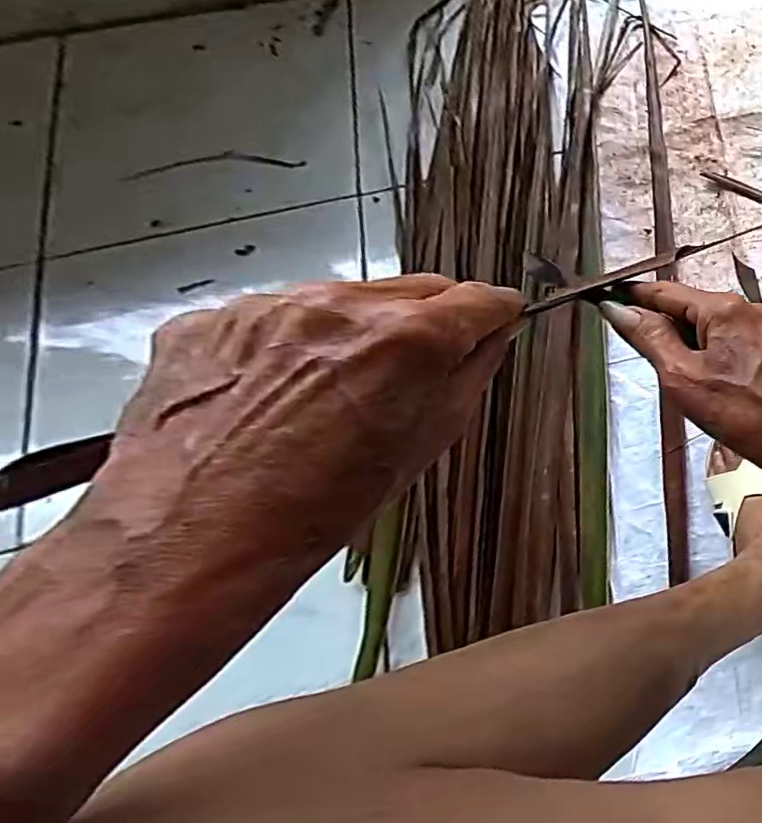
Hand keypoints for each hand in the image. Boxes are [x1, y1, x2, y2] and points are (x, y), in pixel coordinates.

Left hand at [76, 275, 524, 566]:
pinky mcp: (211, 320)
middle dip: (437, 317)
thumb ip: (473, 371)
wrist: (199, 535)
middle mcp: (342, 309)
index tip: (501, 320)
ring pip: (353, 297)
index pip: (483, 298)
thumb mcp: (436, 433)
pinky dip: (302, 339)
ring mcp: (270, 309)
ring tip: (349, 384)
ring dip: (368, 326)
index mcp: (410, 337)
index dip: (500, 312)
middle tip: (429, 362)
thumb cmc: (323, 499)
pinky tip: (292, 387)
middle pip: (421, 287)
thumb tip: (492, 338)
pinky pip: (284, 313)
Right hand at [601, 282, 761, 499]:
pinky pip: (738, 337)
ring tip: (691, 379)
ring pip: (715, 324)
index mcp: (727, 310)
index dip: (635, 298)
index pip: (667, 292)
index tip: (612, 301)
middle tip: (655, 359)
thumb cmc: (744, 415)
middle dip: (668, 328)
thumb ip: (650, 337)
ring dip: (694, 343)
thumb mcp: (682, 377)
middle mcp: (752, 309)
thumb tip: (622, 310)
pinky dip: (719, 351)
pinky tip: (718, 380)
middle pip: (692, 307)